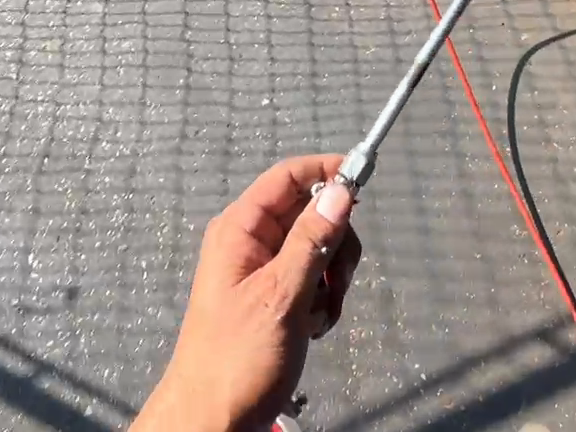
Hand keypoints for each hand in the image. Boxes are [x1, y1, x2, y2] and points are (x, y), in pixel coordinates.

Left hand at [132, 155, 362, 431]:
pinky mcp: (277, 294)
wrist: (212, 422)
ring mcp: (265, 267)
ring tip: (319, 313)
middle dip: (334, 243)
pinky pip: (315, 277)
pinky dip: (323, 299)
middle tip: (338, 279)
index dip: (326, 170)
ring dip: (331, 278)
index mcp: (242, 227)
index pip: (289, 176)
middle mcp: (253, 239)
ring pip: (319, 246)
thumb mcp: (281, 295)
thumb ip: (312, 240)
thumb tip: (342, 190)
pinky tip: (312, 327)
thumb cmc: (238, 355)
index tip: (363, 180)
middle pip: (312, 211)